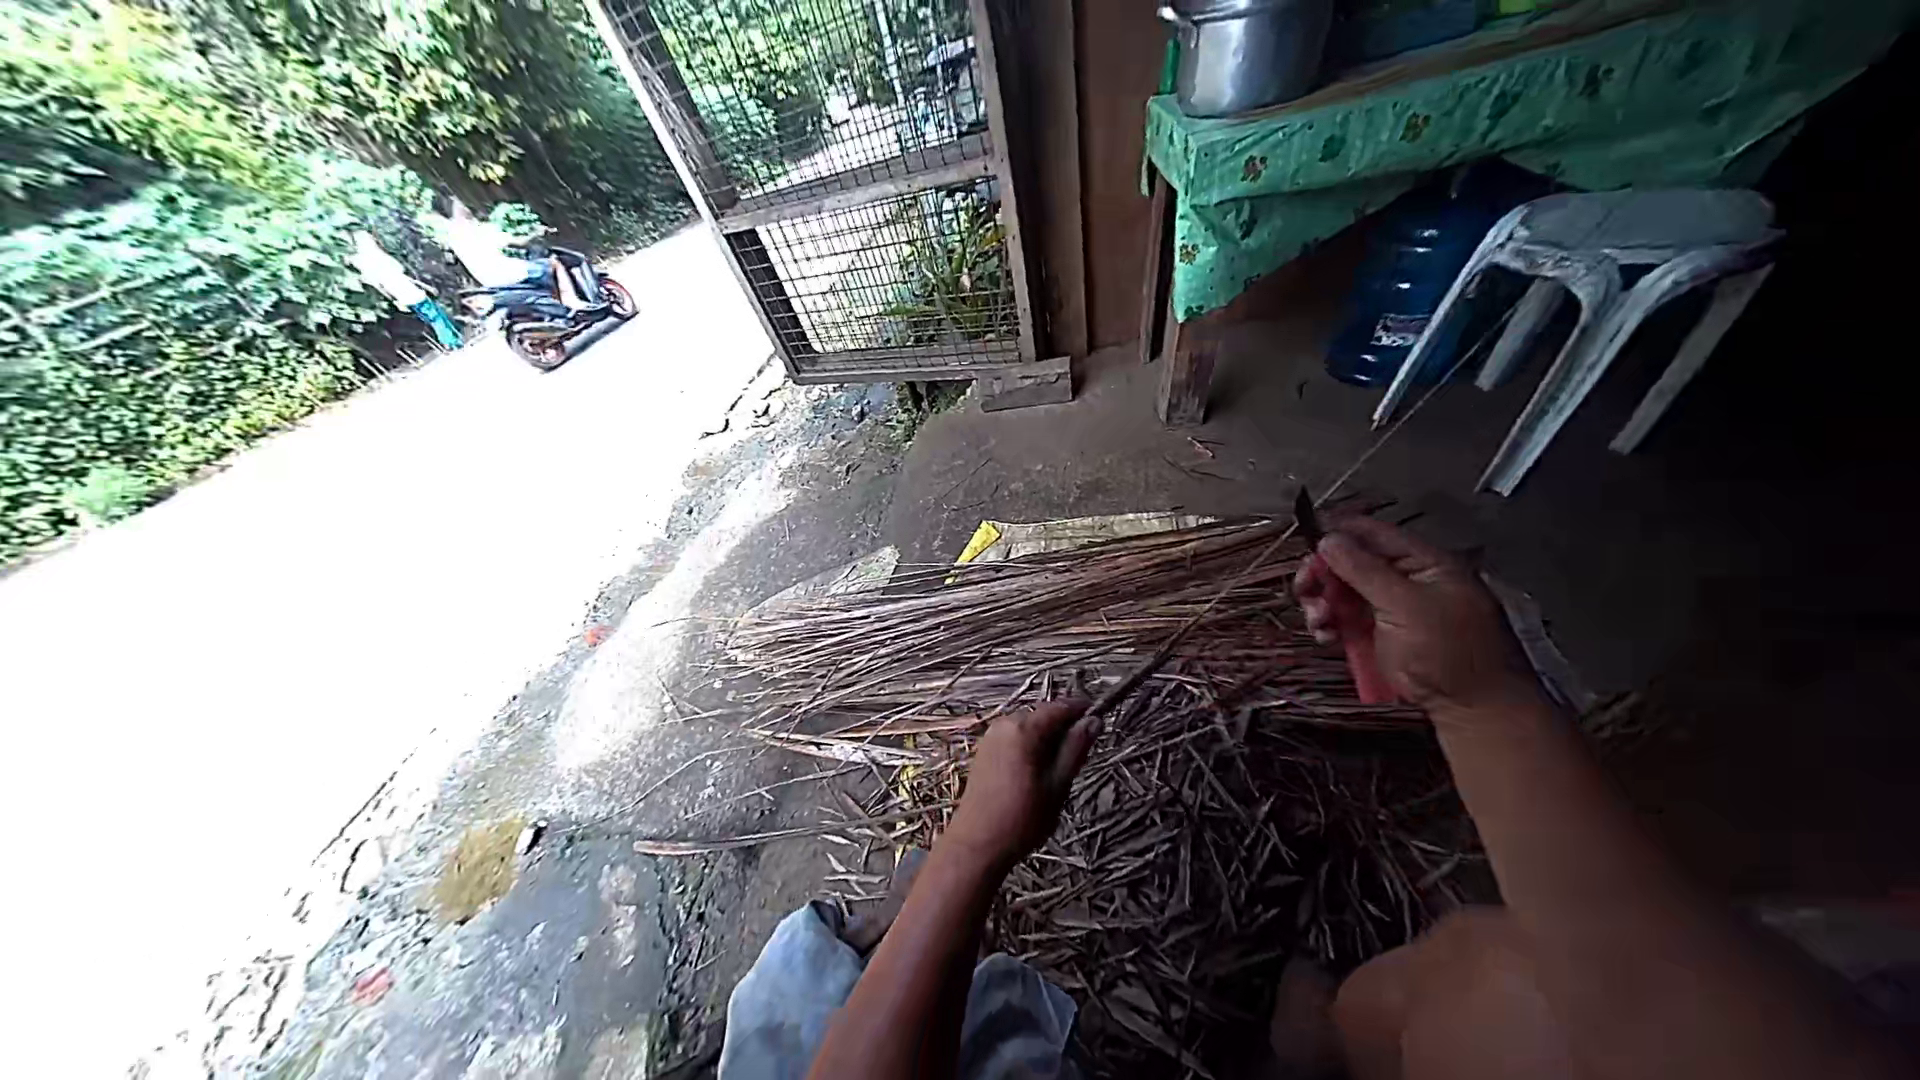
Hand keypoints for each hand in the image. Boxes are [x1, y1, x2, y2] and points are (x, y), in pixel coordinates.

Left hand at [944, 700, 1097, 872]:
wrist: (977, 844)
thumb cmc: (1023, 818)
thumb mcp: (1058, 784)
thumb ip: (1076, 749)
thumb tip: (1094, 720)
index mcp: (1023, 729)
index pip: (1059, 707)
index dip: (1081, 709)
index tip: (1099, 716)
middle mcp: (1004, 725)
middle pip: (1042, 716)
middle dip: (1063, 728)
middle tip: (1080, 755)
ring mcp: (991, 737)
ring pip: (1028, 728)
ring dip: (1046, 739)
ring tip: (1058, 771)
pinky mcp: (984, 751)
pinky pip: (1014, 738)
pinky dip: (1029, 747)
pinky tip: (1035, 774)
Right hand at [1293, 517, 1538, 715]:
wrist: (1471, 709)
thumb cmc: (1448, 651)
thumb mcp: (1405, 605)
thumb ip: (1363, 570)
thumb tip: (1328, 538)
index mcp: (1422, 563)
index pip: (1373, 534)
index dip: (1339, 531)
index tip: (1306, 536)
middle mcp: (1402, 581)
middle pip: (1349, 563)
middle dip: (1323, 575)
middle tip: (1304, 588)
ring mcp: (1387, 609)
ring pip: (1339, 592)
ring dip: (1321, 603)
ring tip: (1319, 621)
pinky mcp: (1375, 635)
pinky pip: (1341, 620)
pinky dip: (1328, 625)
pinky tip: (1326, 636)